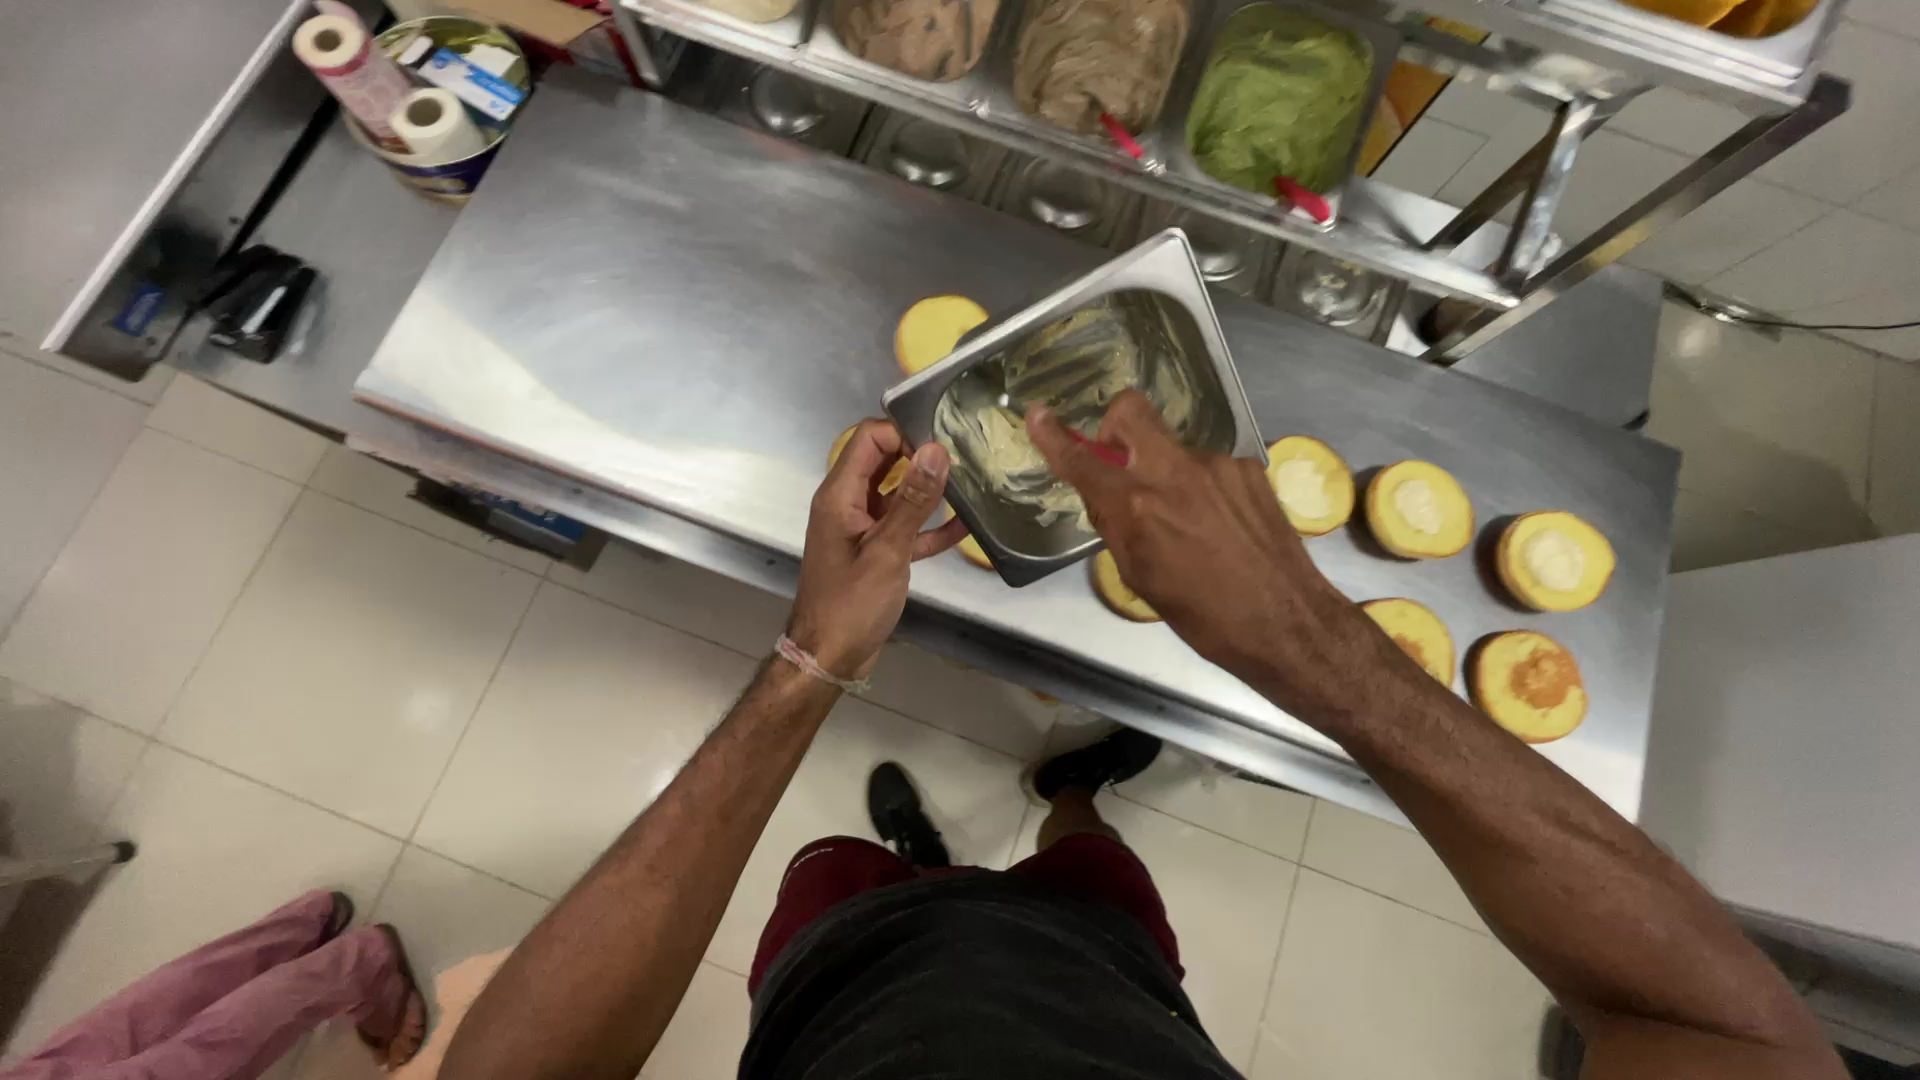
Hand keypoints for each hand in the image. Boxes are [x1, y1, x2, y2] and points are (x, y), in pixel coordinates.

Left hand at [787, 419, 966, 678]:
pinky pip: (904, 528)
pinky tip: (965, 526)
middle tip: (963, 458)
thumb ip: (912, 501)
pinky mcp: (876, 551)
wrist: (829, 657)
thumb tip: (936, 450)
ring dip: (929, 491)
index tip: (941, 444)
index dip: (903, 434)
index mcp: (840, 495)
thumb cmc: (851, 604)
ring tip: (970, 483)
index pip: (868, 438)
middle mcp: (848, 504)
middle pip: (883, 461)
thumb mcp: (887, 551)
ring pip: (897, 494)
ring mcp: (861, 528)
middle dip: (920, 456)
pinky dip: (929, 527)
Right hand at [1025, 391, 1401, 722]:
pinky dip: (1202, 489)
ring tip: (1189, 525)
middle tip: (1121, 463)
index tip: (1037, 414)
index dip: (1053, 437)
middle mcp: (1174, 473)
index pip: (1082, 462)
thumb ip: (1116, 527)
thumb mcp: (1139, 577)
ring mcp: (1217, 464)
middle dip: (1114, 427)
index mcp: (1138, 507)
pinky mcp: (1248, 470)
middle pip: (1130, 412)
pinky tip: (1220, 526)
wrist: (1284, 623)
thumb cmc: (1202, 616)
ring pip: (1173, 449)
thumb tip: (1106, 498)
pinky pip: (1208, 468)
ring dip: (1166, 474)